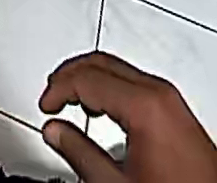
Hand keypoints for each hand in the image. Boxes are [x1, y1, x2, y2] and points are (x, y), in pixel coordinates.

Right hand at [38, 52, 216, 182]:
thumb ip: (81, 155)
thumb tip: (55, 130)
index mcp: (143, 104)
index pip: (88, 78)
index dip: (59, 88)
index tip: (45, 104)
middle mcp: (156, 89)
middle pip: (102, 62)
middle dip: (71, 73)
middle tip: (50, 93)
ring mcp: (166, 94)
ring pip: (117, 67)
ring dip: (89, 77)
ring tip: (67, 99)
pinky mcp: (171, 103)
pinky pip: (132, 79)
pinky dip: (108, 84)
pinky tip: (98, 107)